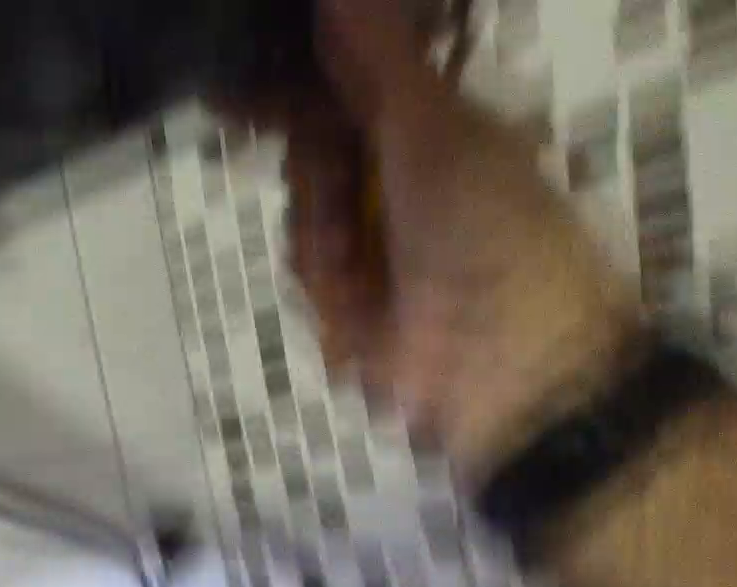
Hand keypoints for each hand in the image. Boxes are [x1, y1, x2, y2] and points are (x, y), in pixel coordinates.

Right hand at [279, 0, 642, 480]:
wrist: (502, 367)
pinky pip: (306, 280)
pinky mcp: (349, 304)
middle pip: (308, 161)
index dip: (289, 92)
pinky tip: (357, 310)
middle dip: (315, 190)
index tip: (234, 96)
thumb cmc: (488, 238)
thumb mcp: (437, 139)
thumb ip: (382, 68)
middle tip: (338, 213)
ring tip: (361, 279)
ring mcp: (369, 245)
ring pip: (299, 224)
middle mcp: (392, 179)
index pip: (341, 93)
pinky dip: (327, 294)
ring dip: (322, 251)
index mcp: (427, 127)